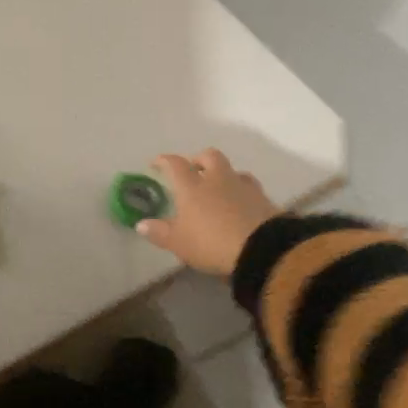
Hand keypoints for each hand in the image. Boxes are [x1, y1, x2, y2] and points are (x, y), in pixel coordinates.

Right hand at [135, 150, 278, 275]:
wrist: (262, 250)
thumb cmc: (212, 243)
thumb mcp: (179, 243)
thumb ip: (160, 232)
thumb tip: (141, 224)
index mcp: (192, 186)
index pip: (175, 164)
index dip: (164, 161)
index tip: (156, 163)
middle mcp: (217, 180)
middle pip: (209, 156)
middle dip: (199, 160)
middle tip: (193, 171)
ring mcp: (244, 188)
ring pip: (233, 170)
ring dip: (224, 175)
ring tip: (220, 188)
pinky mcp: (265, 201)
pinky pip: (251, 189)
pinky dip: (243, 193)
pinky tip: (241, 205)